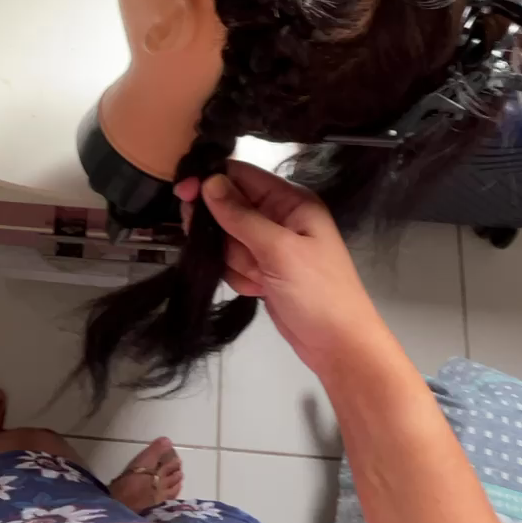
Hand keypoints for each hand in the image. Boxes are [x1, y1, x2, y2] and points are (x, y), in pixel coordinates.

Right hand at [174, 161, 388, 374]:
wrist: (338, 346)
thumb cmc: (318, 292)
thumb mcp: (279, 249)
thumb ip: (240, 215)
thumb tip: (209, 182)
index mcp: (290, 201)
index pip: (241, 176)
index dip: (210, 180)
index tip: (183, 194)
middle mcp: (278, 217)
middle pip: (227, 206)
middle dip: (223, 231)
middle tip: (228, 249)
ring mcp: (269, 245)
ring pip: (225, 238)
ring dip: (234, 260)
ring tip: (261, 277)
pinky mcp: (261, 269)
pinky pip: (231, 263)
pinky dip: (239, 277)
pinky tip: (259, 290)